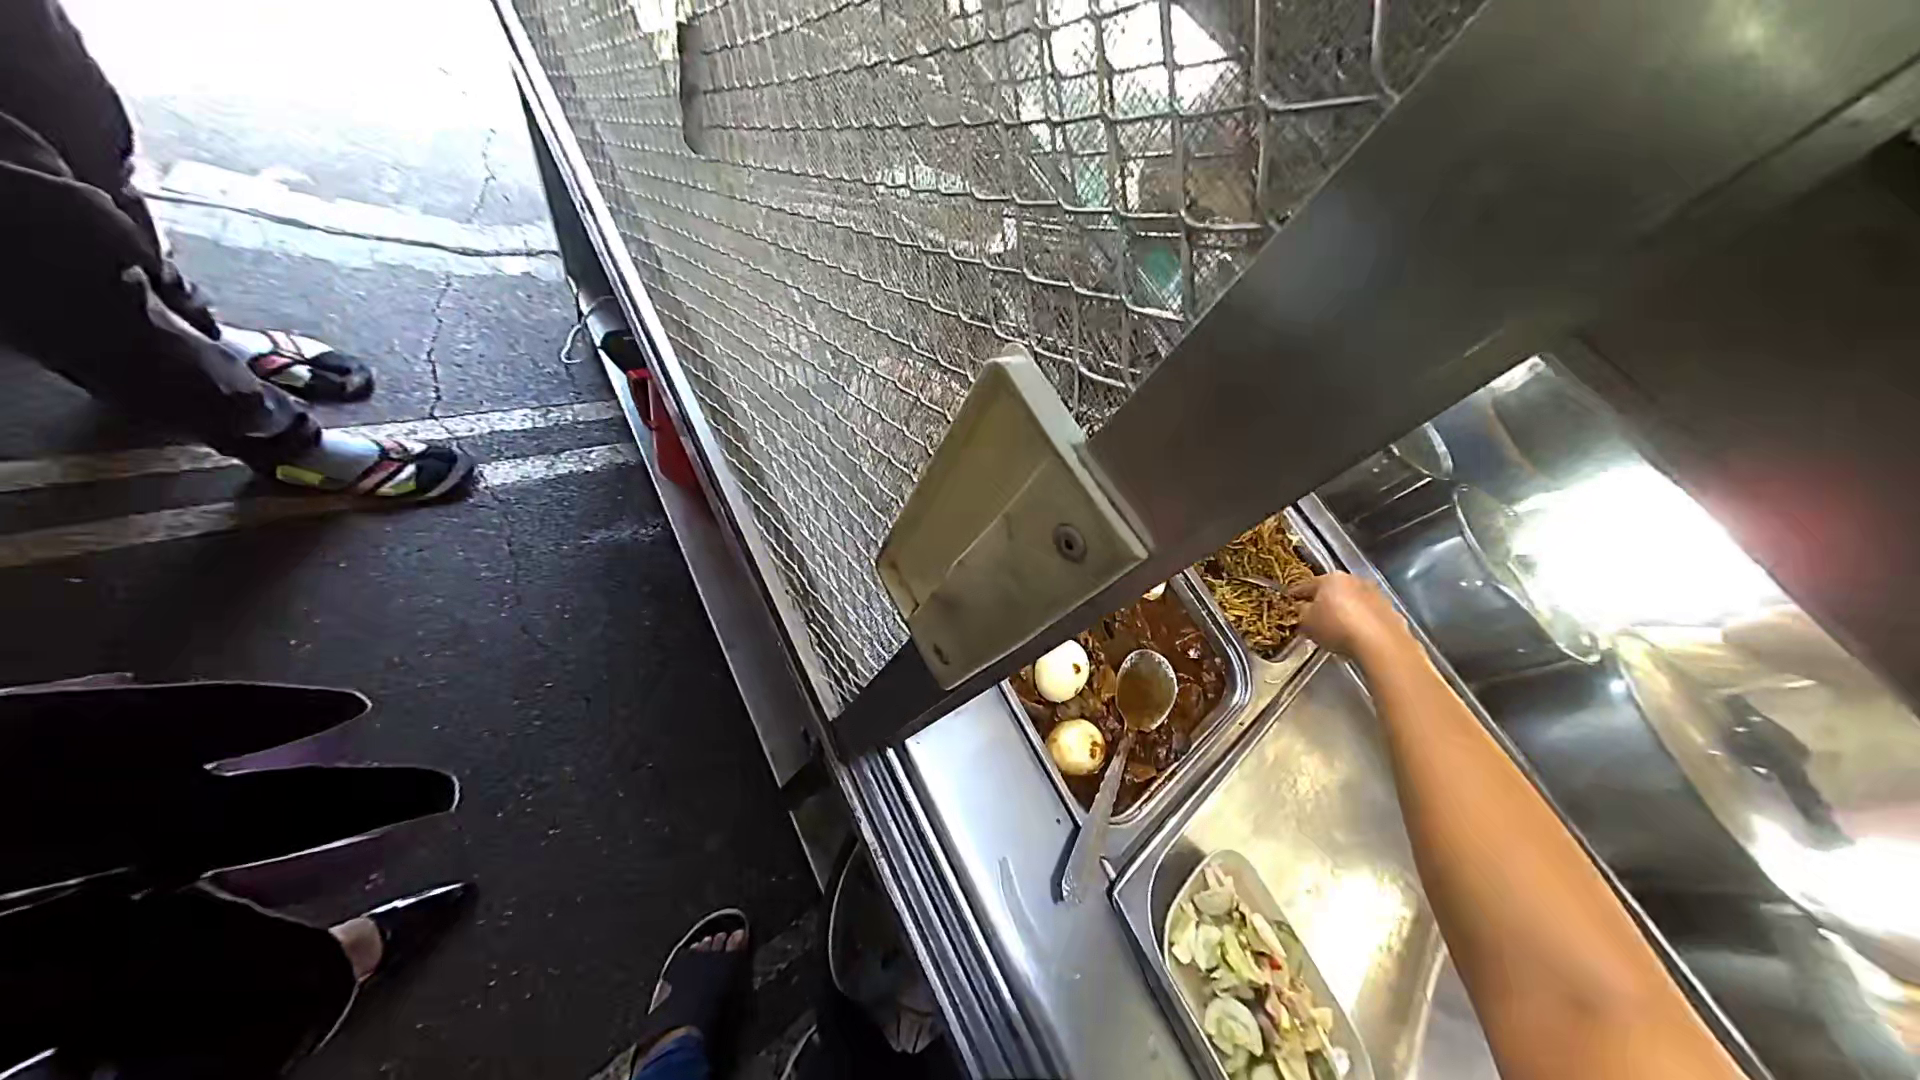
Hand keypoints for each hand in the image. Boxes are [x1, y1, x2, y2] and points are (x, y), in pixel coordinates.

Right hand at [1288, 572, 1416, 660]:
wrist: (1381, 644)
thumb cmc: (1337, 628)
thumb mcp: (1306, 622)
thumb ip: (1300, 611)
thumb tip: (1301, 608)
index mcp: (1330, 578)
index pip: (1306, 586)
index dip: (1295, 596)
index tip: (1290, 604)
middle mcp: (1354, 580)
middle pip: (1332, 591)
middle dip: (1323, 602)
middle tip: (1314, 618)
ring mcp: (1376, 595)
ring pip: (1353, 601)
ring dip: (1345, 611)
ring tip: (1337, 629)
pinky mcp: (1392, 611)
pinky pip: (1370, 615)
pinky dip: (1362, 622)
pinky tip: (1358, 636)